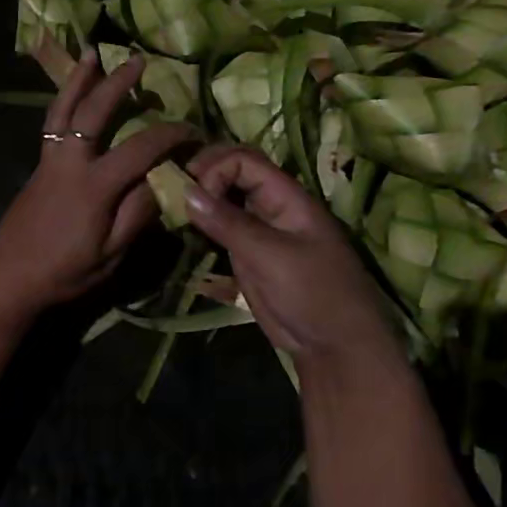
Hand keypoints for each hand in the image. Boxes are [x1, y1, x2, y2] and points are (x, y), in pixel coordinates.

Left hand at [0, 49, 195, 317]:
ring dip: (79, 79)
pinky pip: (53, 122)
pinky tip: (72, 93)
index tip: (192, 130)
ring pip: (63, 109)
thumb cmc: (65, 270)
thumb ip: (137, 214)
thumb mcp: (111, 252)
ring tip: (91, 53)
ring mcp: (50, 159)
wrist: (10, 274)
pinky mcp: (39, 164)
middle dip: (116, 83)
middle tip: (138, 60)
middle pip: (93, 112)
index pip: (139, 149)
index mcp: (94, 186)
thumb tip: (162, 179)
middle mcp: (69, 162)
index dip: (170, 136)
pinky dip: (64, 101)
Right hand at [183, 145, 400, 362]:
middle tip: (173, 191)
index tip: (193, 193)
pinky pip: (223, 225)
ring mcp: (260, 229)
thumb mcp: (269, 256)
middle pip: (234, 171)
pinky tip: (184, 225)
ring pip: (226, 197)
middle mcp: (272, 205)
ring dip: (200, 196)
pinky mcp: (249, 252)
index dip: (215, 169)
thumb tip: (186, 191)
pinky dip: (203, 221)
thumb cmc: (312, 294)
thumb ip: (228, 223)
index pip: (244, 160)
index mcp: (287, 196)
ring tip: (171, 204)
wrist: (334, 346)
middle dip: (204, 174)